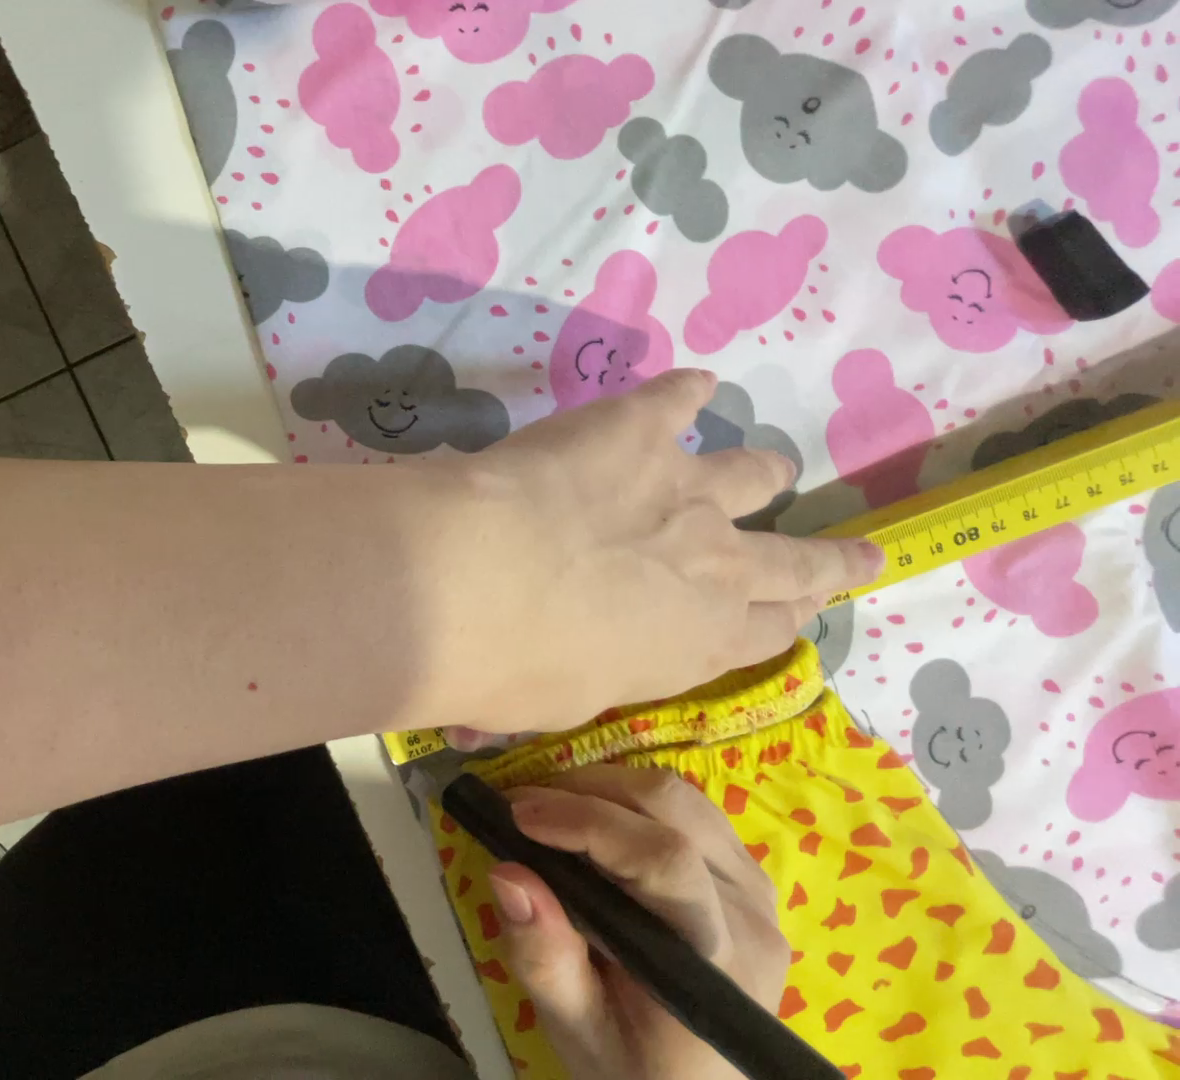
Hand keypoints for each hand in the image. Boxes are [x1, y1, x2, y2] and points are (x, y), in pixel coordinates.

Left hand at [404, 368, 880, 732]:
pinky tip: (694, 385)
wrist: (478, 582)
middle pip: (792, 562)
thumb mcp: (559, 700)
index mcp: (696, 644)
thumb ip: (587, 673)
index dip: (786, 618)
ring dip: (763, 473)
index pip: (765, 632)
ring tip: (774, 466)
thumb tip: (573, 663)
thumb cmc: (511, 667)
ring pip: (750, 477)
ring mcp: (682, 491)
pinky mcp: (635, 429)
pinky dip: (686, 392)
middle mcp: (712, 566)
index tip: (802, 609)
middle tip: (860, 553)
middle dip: (828, 560)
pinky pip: (675, 400)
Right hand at [486, 766, 789, 1079]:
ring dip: (602, 786)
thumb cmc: (631, 1065)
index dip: (585, 821)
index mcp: (715, 962)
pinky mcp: (746, 874)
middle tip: (517, 809)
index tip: (515, 814)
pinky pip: (685, 807)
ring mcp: (756, 888)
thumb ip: (544, 958)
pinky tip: (590, 823)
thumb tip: (508, 871)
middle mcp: (751, 913)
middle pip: (670, 808)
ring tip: (547, 811)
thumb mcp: (576, 1029)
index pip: (663, 859)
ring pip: (677, 795)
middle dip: (582, 790)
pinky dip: (626, 798)